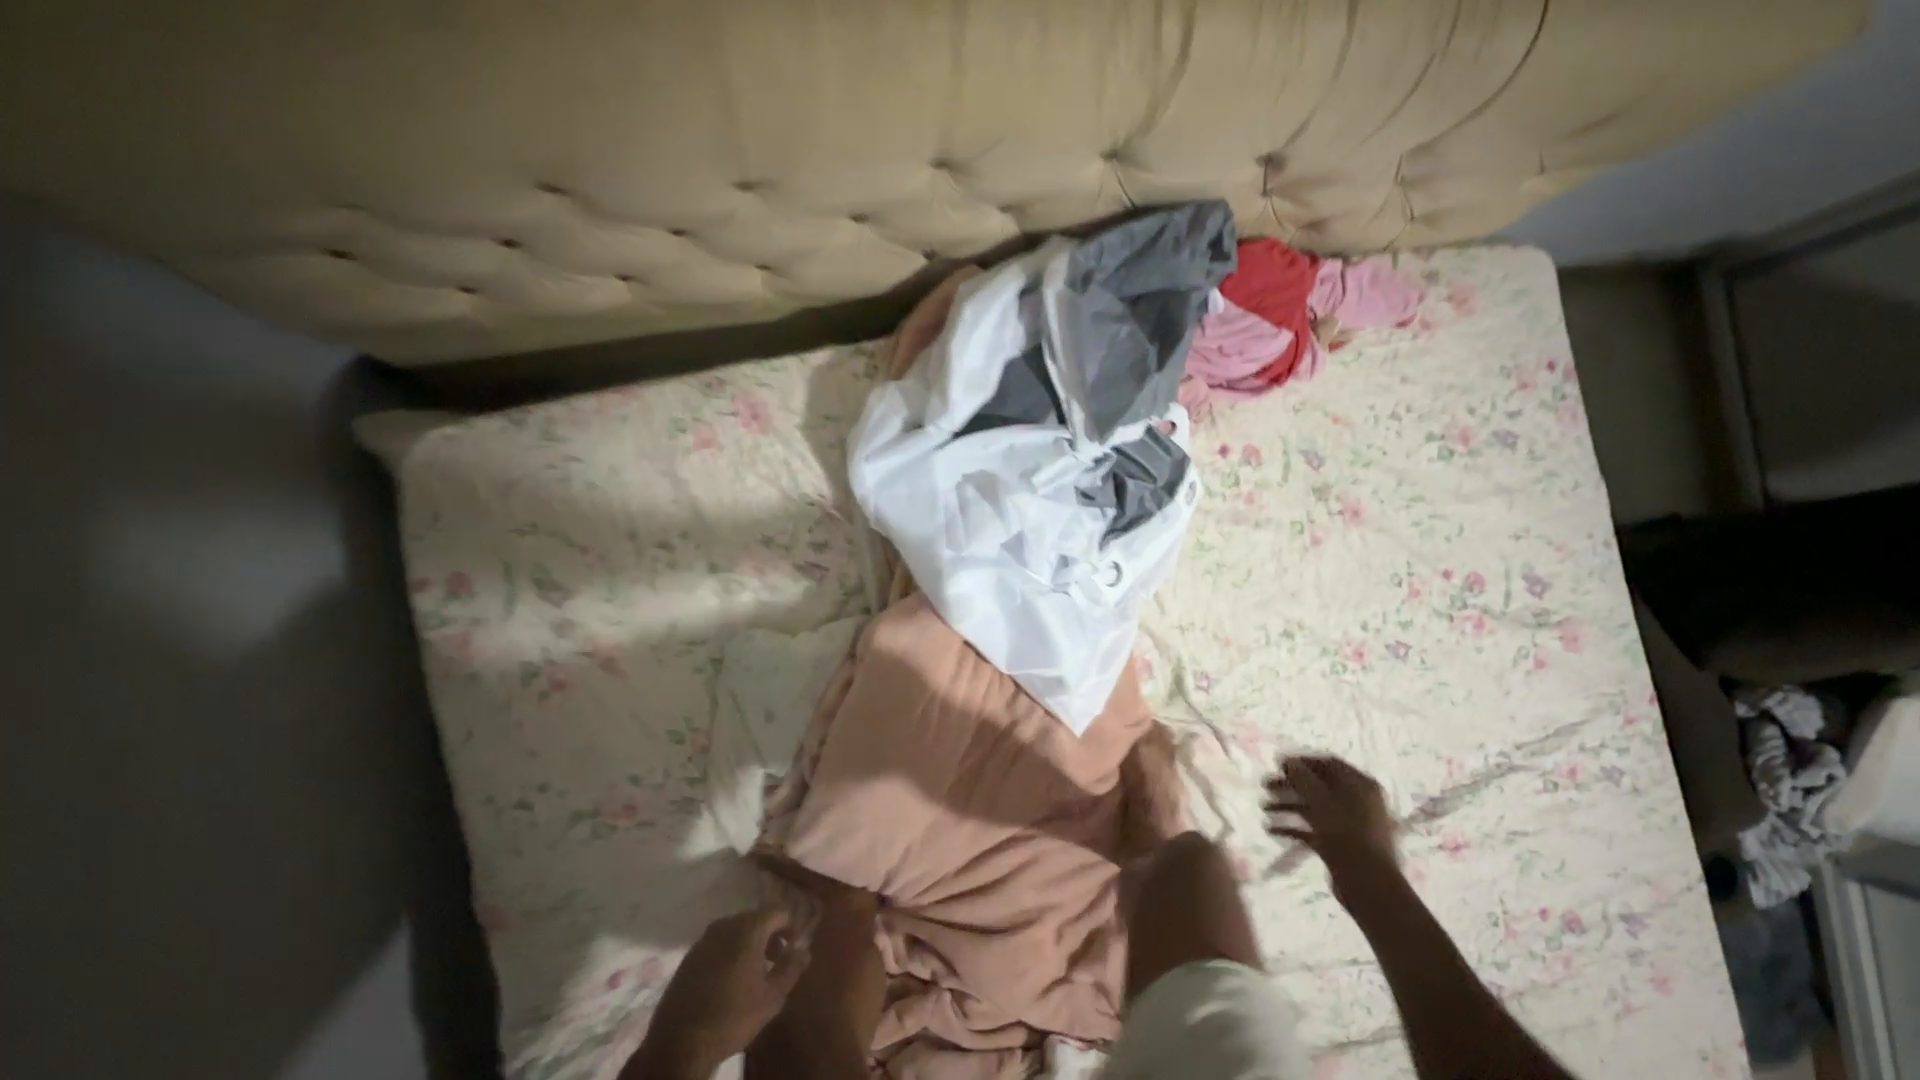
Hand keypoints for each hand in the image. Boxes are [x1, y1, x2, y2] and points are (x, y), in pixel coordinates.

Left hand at [633, 906, 811, 1077]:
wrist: (680, 1041)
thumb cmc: (733, 1016)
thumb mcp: (772, 996)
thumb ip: (791, 967)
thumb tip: (804, 949)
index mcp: (748, 929)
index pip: (777, 911)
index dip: (791, 925)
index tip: (794, 948)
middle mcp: (725, 925)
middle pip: (756, 918)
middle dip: (771, 936)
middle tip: (778, 962)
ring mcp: (703, 940)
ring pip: (735, 931)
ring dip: (750, 945)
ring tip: (756, 974)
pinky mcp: (689, 956)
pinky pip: (718, 944)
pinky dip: (730, 953)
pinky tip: (731, 981)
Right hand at [1264, 755, 1398, 905]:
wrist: (1368, 884)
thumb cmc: (1347, 834)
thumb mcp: (1322, 801)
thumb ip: (1302, 778)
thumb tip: (1287, 760)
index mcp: (1360, 785)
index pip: (1328, 764)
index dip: (1302, 762)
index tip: (1278, 765)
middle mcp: (1357, 801)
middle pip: (1318, 786)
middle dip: (1290, 786)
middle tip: (1265, 786)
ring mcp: (1349, 824)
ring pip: (1314, 808)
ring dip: (1288, 805)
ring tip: (1264, 809)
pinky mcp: (1340, 844)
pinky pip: (1314, 829)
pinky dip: (1294, 827)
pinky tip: (1272, 830)